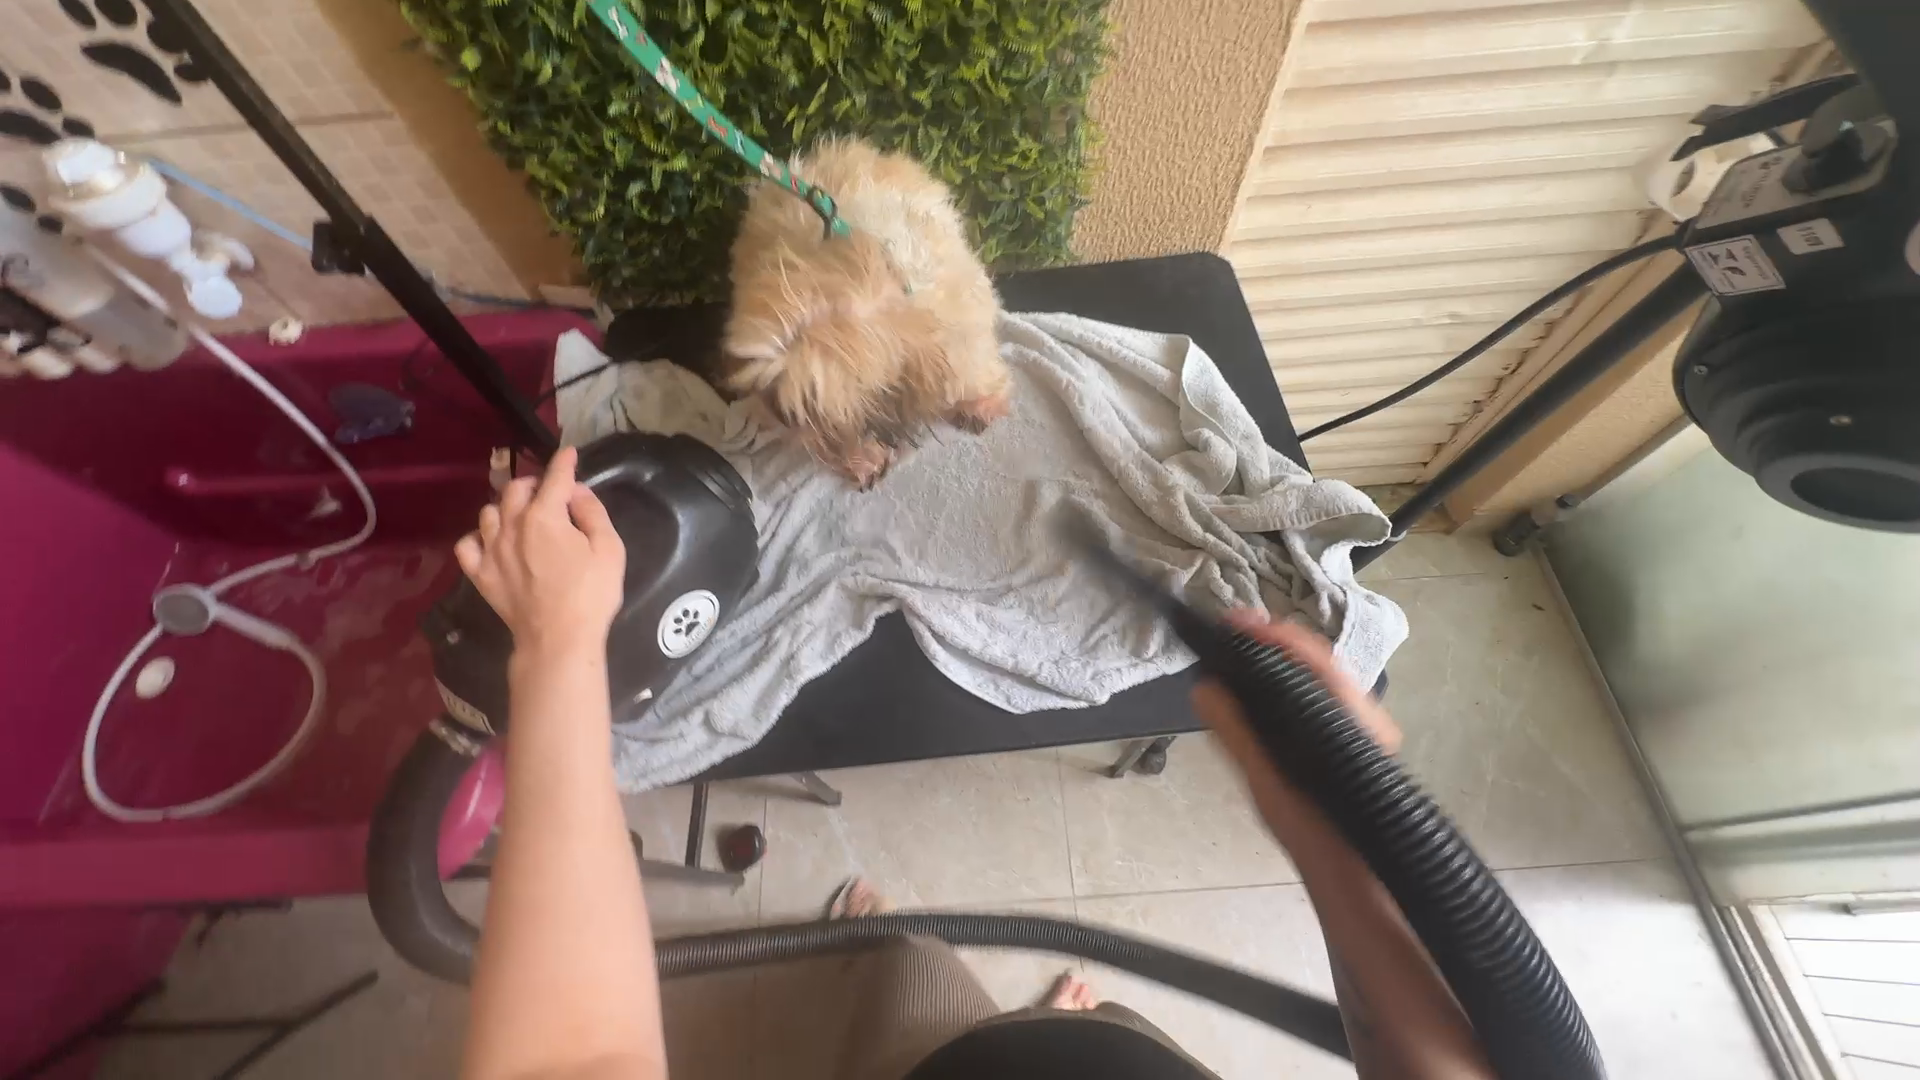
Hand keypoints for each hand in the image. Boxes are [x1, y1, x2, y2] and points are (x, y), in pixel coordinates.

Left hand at [455, 446, 625, 658]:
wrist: (558, 637)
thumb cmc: (592, 592)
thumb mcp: (610, 548)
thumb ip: (593, 513)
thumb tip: (576, 492)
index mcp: (545, 516)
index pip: (554, 478)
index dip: (563, 463)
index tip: (569, 453)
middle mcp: (511, 525)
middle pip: (514, 489)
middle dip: (534, 483)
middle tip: (550, 489)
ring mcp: (490, 550)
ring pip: (488, 512)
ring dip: (506, 506)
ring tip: (522, 513)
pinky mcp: (479, 573)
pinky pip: (467, 544)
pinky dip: (479, 536)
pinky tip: (493, 541)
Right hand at [1192, 611, 1399, 833]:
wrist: (1352, 875)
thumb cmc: (1314, 830)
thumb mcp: (1268, 781)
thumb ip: (1237, 733)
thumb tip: (1204, 687)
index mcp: (1351, 721)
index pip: (1313, 661)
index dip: (1273, 636)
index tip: (1235, 622)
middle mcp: (1364, 716)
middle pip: (1317, 660)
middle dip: (1272, 641)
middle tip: (1231, 630)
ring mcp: (1359, 726)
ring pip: (1317, 676)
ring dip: (1278, 659)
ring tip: (1239, 649)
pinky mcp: (1347, 738)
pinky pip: (1316, 695)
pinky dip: (1286, 681)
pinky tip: (1260, 685)